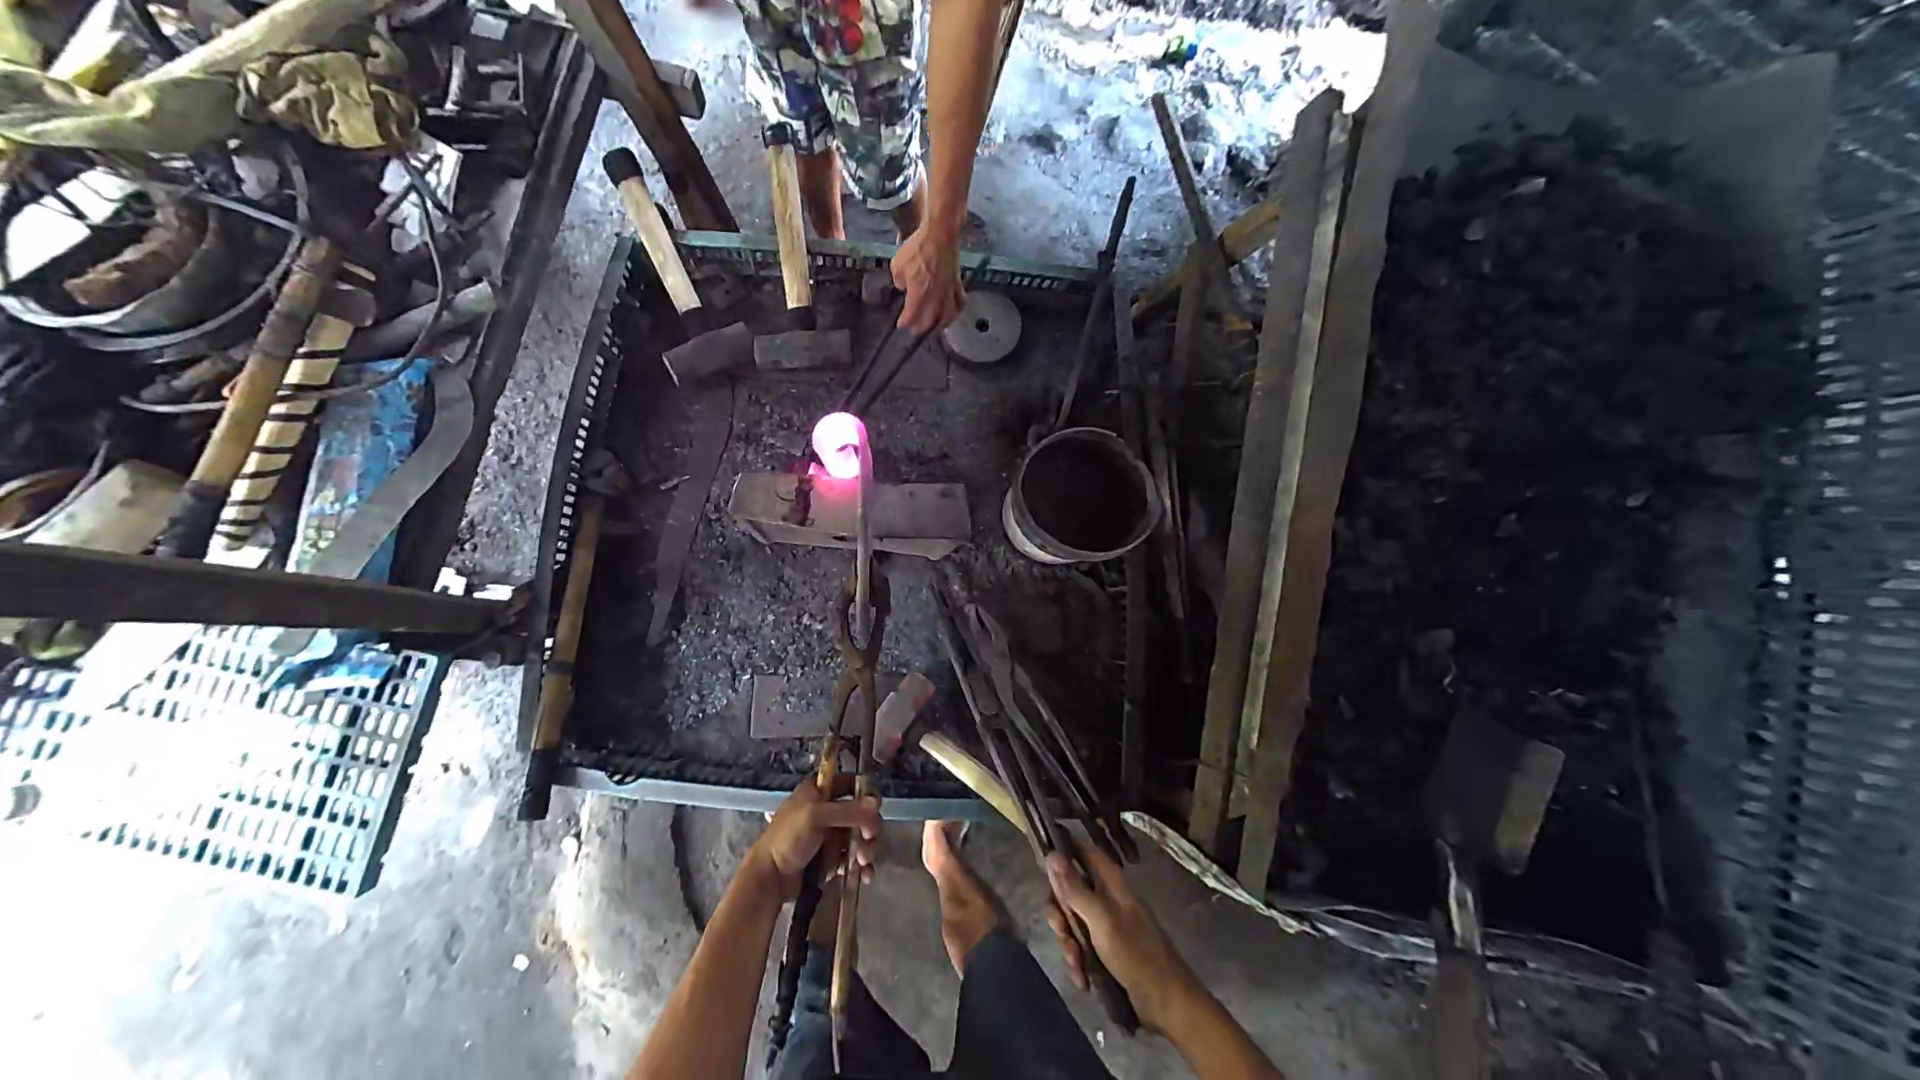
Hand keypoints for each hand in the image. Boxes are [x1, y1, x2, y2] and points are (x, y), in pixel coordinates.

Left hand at [748, 777, 882, 901]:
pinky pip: (854, 856)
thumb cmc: (788, 838)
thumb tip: (877, 804)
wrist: (770, 878)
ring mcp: (829, 835)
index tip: (876, 808)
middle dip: (869, 827)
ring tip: (864, 863)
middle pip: (860, 812)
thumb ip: (848, 810)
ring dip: (867, 848)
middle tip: (869, 840)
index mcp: (819, 791)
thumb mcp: (816, 817)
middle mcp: (826, 810)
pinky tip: (865, 875)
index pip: (849, 783)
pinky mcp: (831, 858)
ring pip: (860, 836)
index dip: (866, 793)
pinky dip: (862, 865)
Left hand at [891, 222, 966, 334]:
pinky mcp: (957, 285)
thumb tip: (904, 287)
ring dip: (940, 325)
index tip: (901, 325)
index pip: (911, 317)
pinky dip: (956, 311)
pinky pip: (959, 303)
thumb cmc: (917, 249)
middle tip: (915, 330)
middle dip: (921, 328)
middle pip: (930, 322)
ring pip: (947, 317)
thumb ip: (899, 281)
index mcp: (919, 295)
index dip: (905, 323)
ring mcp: (948, 293)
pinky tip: (952, 313)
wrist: (940, 235)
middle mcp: (935, 299)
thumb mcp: (897, 265)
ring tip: (935, 327)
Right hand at [1044, 844, 1205, 1035]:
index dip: (1061, 857)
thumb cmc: (1137, 955)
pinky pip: (1078, 945)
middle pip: (1068, 889)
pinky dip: (1077, 960)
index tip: (1044, 874)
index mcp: (1110, 881)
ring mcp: (1104, 923)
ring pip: (1070, 920)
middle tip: (1061, 930)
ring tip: (1077, 964)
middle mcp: (1105, 896)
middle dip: (1060, 913)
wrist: (1166, 1004)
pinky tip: (1082, 977)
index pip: (1080, 852)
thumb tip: (1051, 854)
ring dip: (1068, 943)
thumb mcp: (1102, 921)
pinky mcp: (1103, 948)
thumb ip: (1075, 889)